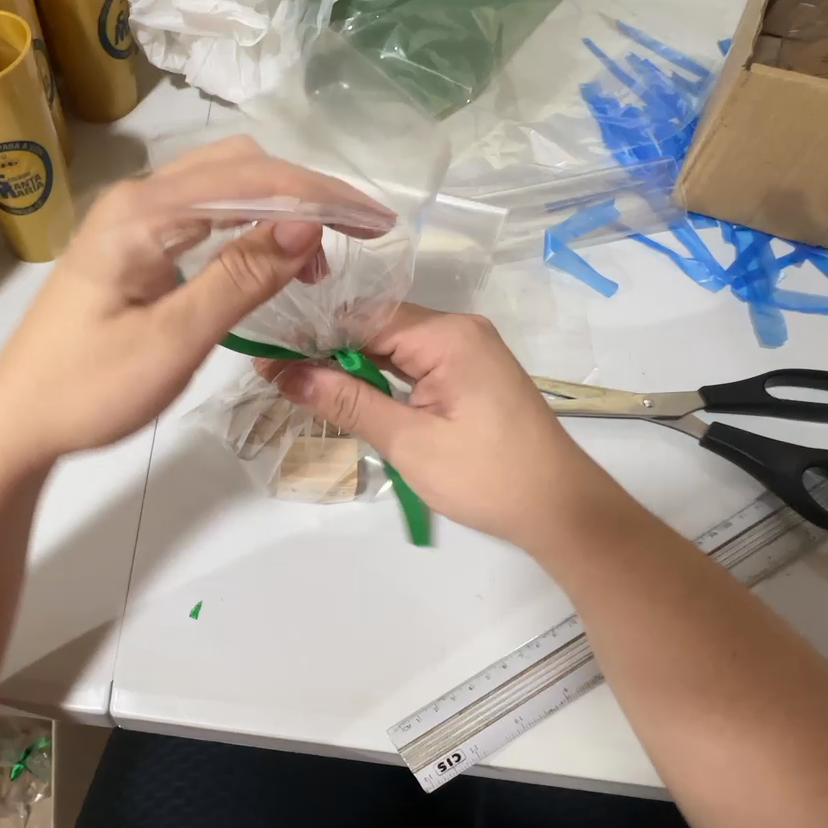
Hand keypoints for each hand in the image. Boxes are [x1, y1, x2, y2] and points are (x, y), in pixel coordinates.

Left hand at [0, 137, 391, 465]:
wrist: (18, 421)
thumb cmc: (88, 389)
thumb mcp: (172, 340)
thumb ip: (239, 278)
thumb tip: (306, 227)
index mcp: (142, 214)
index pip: (252, 181)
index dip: (321, 197)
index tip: (376, 223)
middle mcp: (135, 201)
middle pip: (237, 170)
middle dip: (302, 198)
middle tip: (348, 246)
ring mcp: (128, 223)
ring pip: (219, 191)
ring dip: (274, 213)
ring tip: (313, 262)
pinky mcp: (128, 249)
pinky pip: (199, 218)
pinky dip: (242, 230)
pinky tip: (264, 260)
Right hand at [259, 304, 626, 548]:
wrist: (559, 509)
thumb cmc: (486, 476)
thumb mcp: (408, 441)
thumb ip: (347, 401)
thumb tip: (286, 374)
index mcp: (448, 335)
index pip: (363, 317)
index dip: (312, 337)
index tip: (268, 358)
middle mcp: (458, 331)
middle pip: (375, 327)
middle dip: (326, 351)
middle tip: (274, 375)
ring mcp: (465, 352)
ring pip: (390, 347)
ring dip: (349, 366)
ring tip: (296, 383)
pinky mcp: (467, 375)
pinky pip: (410, 364)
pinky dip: (377, 378)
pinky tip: (344, 394)